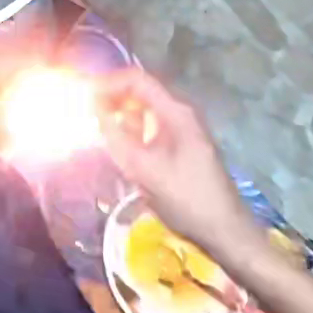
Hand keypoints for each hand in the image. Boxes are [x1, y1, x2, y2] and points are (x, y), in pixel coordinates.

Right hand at [96, 70, 259, 256]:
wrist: (227, 232)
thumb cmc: (186, 199)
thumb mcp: (144, 170)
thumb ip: (116, 137)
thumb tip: (95, 111)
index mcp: (175, 111)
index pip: (137, 79)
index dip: (109, 83)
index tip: (86, 96)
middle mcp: (181, 112)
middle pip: (141, 92)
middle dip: (113, 100)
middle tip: (89, 116)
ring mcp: (184, 129)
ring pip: (146, 111)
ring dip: (123, 118)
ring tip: (104, 135)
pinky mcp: (184, 145)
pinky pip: (153, 128)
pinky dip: (135, 132)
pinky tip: (124, 151)